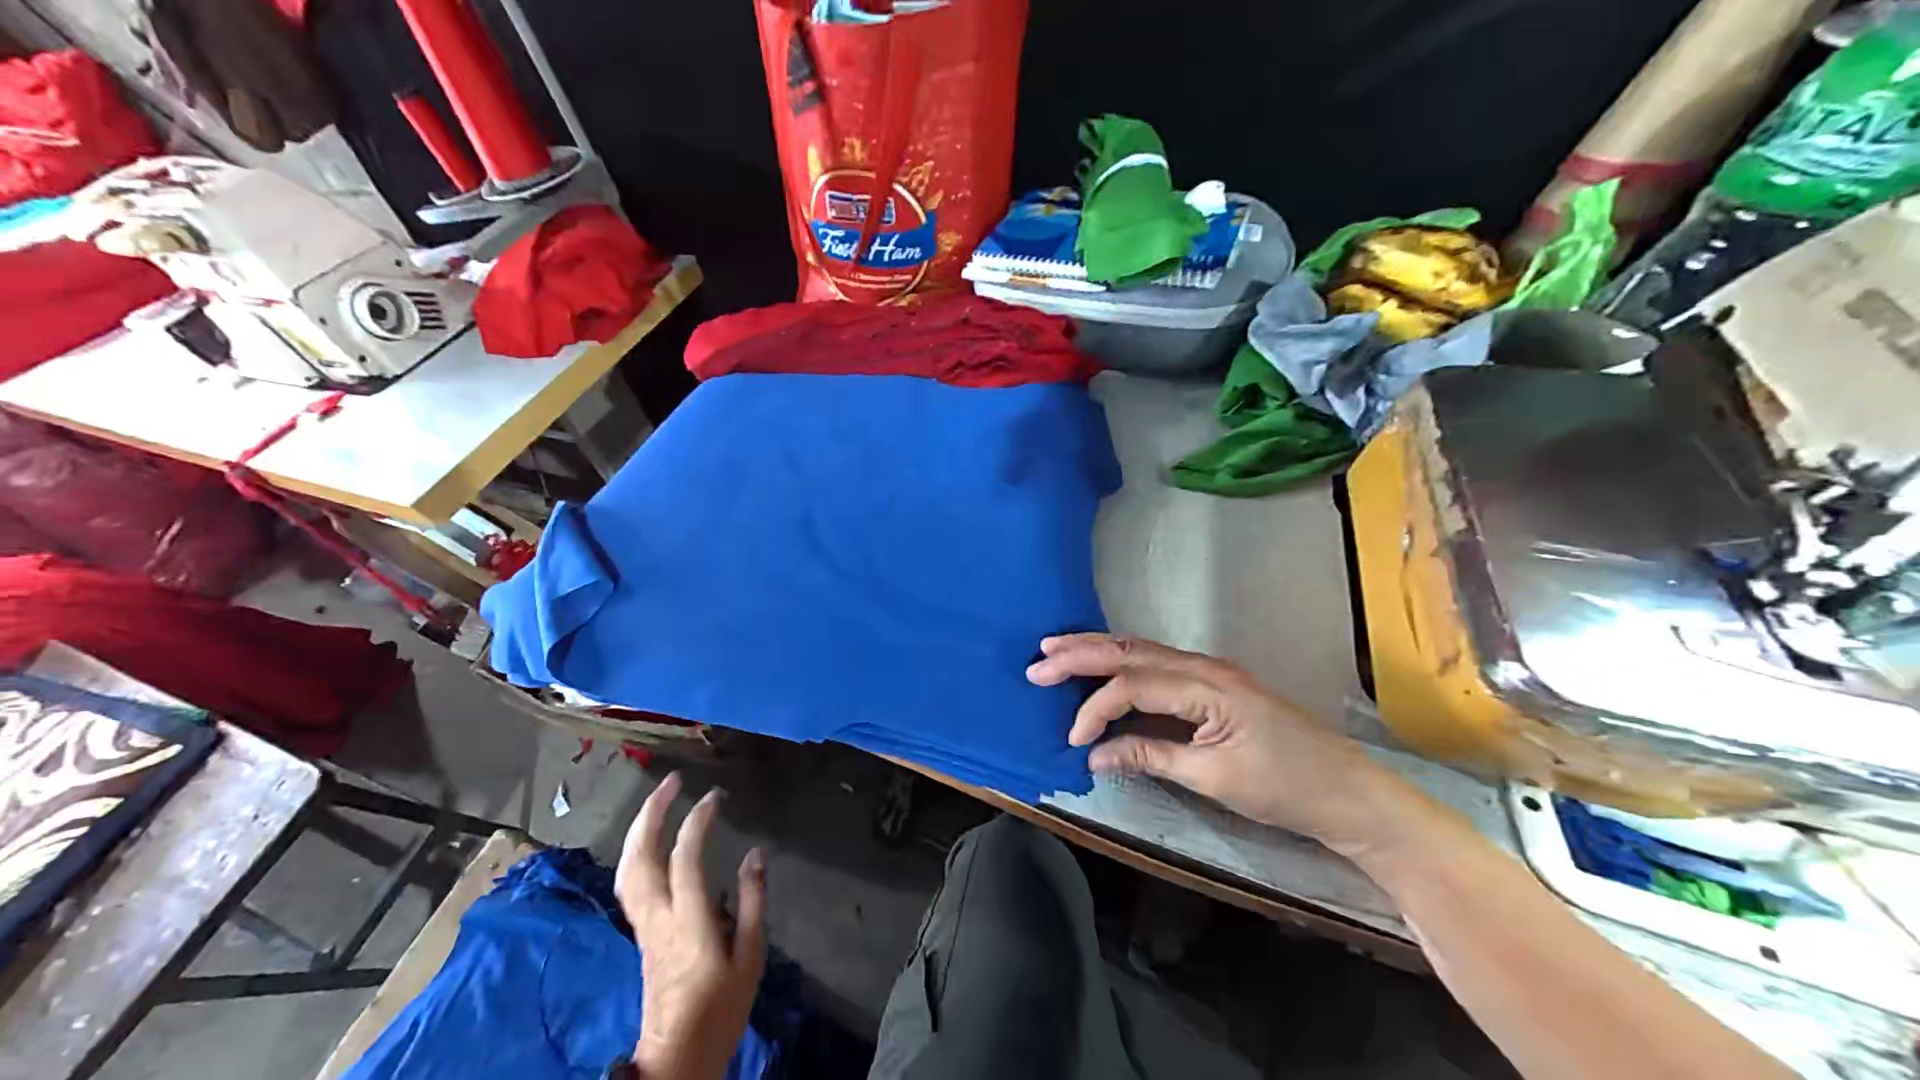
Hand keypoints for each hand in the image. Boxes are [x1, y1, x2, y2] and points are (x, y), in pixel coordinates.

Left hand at [615, 772, 766, 1079]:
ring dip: (639, 829)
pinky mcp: (639, 933)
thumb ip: (753, 903)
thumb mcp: (751, 959)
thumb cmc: (721, 1009)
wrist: (677, 1057)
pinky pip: (629, 883)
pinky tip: (648, 841)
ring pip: (627, 869)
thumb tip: (755, 853)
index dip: (698, 822)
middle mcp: (658, 918)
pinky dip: (636, 852)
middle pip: (641, 857)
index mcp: (689, 922)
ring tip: (658, 801)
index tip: (715, 797)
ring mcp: (643, 926)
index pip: (685, 859)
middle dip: (652, 813)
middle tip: (672, 781)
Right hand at [1026, 633, 1419, 857]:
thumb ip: (1151, 756)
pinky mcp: (1214, 684)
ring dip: (1100, 651)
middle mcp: (1205, 666)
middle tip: (1038, 659)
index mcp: (1207, 685)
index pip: (1134, 685)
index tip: (1074, 740)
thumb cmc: (1285, 787)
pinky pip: (1158, 664)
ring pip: (1144, 651)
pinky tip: (1105, 664)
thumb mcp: (1214, 777)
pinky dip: (1124, 663)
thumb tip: (1096, 754)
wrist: (1348, 792)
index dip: (1096, 708)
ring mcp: (1211, 671)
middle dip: (1082, 653)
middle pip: (1133, 651)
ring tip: (1058, 649)